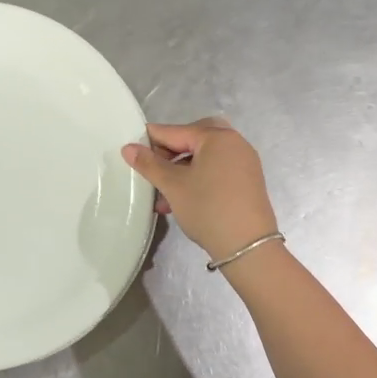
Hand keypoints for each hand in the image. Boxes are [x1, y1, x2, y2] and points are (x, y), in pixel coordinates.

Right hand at [123, 118, 279, 261]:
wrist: (248, 246)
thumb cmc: (208, 208)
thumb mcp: (173, 186)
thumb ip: (149, 164)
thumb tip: (128, 148)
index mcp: (217, 137)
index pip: (176, 131)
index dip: (151, 140)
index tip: (132, 152)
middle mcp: (235, 143)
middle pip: (195, 138)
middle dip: (172, 152)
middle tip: (156, 167)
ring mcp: (244, 162)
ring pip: (205, 157)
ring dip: (182, 169)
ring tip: (163, 194)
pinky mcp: (248, 181)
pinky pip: (217, 169)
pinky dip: (198, 177)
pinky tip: (182, 200)